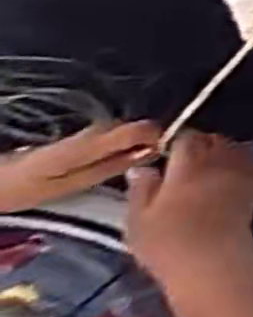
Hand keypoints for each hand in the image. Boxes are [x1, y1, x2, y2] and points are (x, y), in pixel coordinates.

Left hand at [0, 121, 160, 212]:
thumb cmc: (23, 189)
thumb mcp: (65, 186)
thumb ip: (110, 167)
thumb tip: (153, 151)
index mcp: (93, 142)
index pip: (144, 128)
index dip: (162, 136)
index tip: (165, 152)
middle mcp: (99, 127)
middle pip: (143, 127)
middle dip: (154, 141)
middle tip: (152, 162)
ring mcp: (94, 127)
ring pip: (135, 130)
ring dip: (142, 142)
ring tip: (137, 163)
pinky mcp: (91, 131)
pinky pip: (123, 133)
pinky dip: (130, 143)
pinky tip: (121, 158)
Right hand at [126, 132, 252, 291]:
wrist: (210, 254)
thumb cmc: (166, 240)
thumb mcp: (138, 218)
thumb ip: (141, 188)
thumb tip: (141, 168)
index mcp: (189, 167)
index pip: (187, 138)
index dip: (175, 140)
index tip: (164, 150)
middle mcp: (220, 161)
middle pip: (213, 138)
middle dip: (198, 143)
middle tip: (180, 159)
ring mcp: (242, 168)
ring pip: (233, 145)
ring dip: (219, 149)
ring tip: (201, 166)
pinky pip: (250, 157)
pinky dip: (238, 157)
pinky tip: (224, 171)